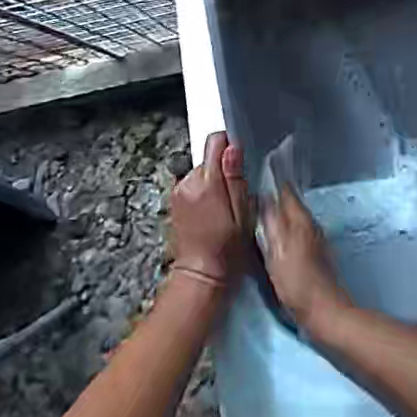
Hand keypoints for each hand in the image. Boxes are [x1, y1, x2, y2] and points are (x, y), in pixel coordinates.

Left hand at [169, 131, 250, 286]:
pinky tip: (209, 213)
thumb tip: (231, 147)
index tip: (237, 164)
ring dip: (210, 183)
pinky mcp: (174, 200)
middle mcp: (187, 182)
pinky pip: (191, 185)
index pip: (215, 142)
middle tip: (232, 197)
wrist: (201, 274)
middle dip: (221, 171)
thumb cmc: (227, 248)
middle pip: (208, 159)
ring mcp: (178, 191)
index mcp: (206, 182)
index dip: (229, 148)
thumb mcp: (242, 213)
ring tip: (220, 208)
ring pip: (200, 172)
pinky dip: (200, 193)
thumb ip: (235, 177)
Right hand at [258, 180, 352, 334]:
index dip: (270, 183)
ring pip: (292, 217)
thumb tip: (262, 198)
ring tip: (258, 219)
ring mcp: (314, 237)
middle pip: (289, 202)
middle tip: (250, 202)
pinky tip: (273, 239)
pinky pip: (296, 230)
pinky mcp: (315, 252)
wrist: (325, 312)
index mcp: (300, 218)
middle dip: (272, 199)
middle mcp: (310, 223)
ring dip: (278, 215)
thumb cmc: (297, 283)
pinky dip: (285, 229)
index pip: (285, 189)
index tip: (252, 181)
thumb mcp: (276, 253)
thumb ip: (270, 223)